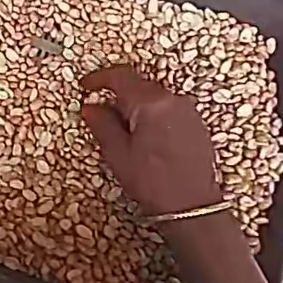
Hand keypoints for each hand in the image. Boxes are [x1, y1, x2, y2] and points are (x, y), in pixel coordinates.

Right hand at [79, 65, 222, 216]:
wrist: (191, 205)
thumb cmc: (153, 182)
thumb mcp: (118, 154)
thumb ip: (102, 124)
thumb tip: (91, 107)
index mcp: (151, 103)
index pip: (121, 76)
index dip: (100, 78)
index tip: (86, 86)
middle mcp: (172, 100)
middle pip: (138, 86)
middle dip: (117, 96)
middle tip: (100, 116)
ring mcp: (187, 110)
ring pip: (153, 98)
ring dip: (134, 108)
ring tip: (123, 134)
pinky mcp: (195, 123)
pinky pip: (167, 109)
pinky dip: (151, 116)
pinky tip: (144, 139)